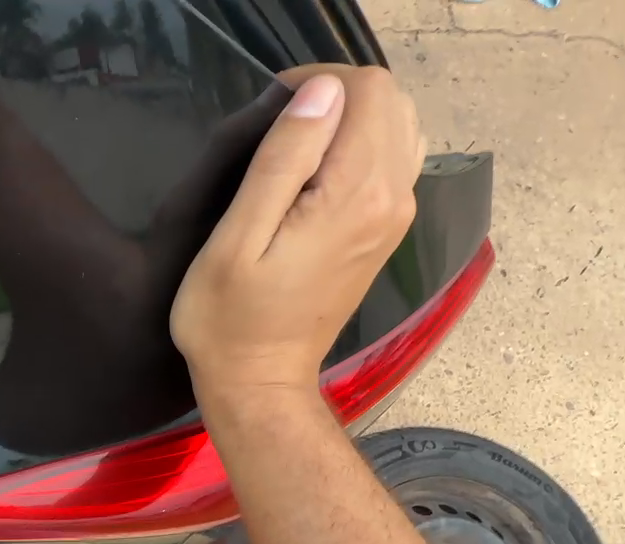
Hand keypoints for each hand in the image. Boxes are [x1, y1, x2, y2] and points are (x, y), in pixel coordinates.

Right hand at [169, 65, 423, 415]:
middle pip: (389, 103)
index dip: (315, 84)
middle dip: (333, 97)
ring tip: (292, 150)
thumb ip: (279, 165)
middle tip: (274, 128)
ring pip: (397, 127)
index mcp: (354, 194)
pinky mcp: (384, 232)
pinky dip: (360, 147)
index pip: (364, 92)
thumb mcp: (234, 243)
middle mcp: (392, 196)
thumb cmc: (227, 320)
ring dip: (349, 121)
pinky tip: (317, 174)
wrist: (258, 379)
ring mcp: (395, 216)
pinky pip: (393, 161)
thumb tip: (319, 94)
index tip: (265, 109)